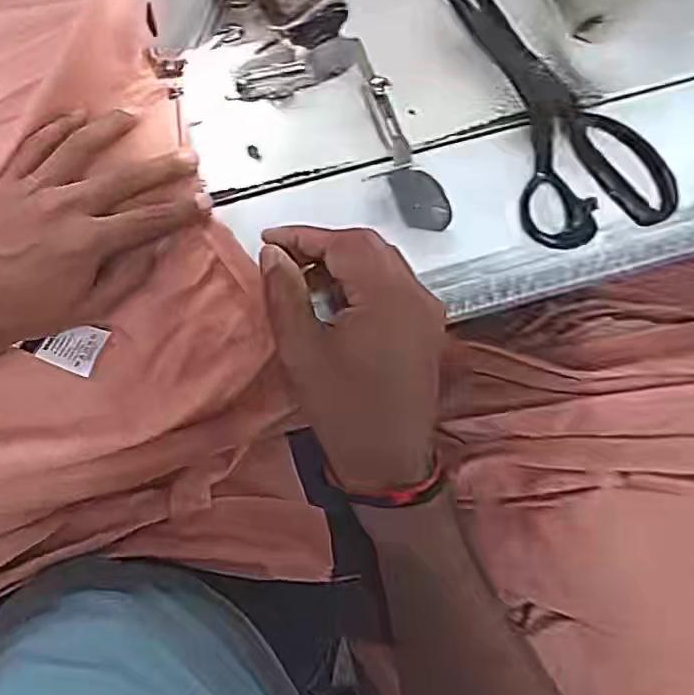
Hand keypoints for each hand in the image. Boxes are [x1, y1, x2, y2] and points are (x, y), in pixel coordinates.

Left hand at [0, 111, 209, 381]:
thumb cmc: (26, 312)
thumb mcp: (84, 307)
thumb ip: (125, 277)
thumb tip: (156, 249)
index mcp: (87, 241)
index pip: (146, 220)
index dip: (179, 211)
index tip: (202, 202)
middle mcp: (65, 207)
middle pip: (123, 179)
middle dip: (161, 168)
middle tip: (187, 157)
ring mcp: (35, 190)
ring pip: (79, 148)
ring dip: (109, 129)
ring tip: (131, 117)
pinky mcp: (10, 184)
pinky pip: (35, 147)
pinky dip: (56, 128)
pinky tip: (74, 117)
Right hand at [258, 226, 445, 494]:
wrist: (387, 459)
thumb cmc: (341, 406)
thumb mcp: (300, 348)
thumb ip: (284, 293)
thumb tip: (273, 254)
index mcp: (388, 298)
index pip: (345, 244)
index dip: (302, 235)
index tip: (268, 240)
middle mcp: (416, 295)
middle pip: (367, 246)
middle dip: (321, 245)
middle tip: (282, 257)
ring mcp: (426, 311)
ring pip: (381, 262)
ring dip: (340, 261)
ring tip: (300, 279)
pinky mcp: (425, 326)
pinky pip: (390, 283)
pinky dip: (358, 279)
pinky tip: (330, 299)